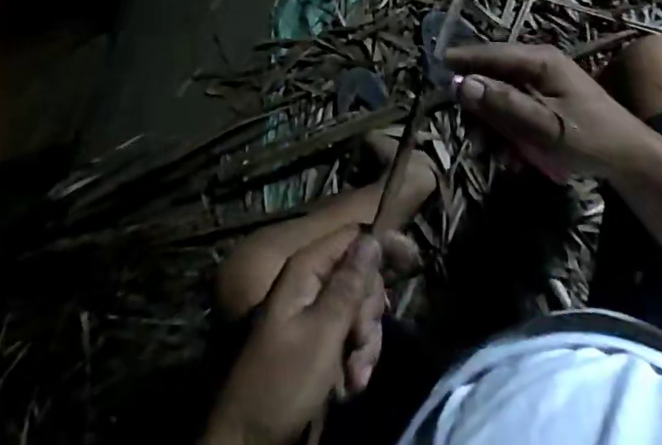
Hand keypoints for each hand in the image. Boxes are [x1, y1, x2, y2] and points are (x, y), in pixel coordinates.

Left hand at [202, 226, 413, 444]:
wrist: (250, 440)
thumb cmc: (284, 382)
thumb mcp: (323, 332)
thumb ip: (349, 284)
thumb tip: (372, 239)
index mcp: (306, 270)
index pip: (353, 236)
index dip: (382, 247)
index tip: (411, 265)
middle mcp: (311, 285)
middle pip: (362, 275)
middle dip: (369, 312)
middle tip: (359, 341)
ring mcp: (316, 314)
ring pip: (361, 310)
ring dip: (365, 344)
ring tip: (354, 375)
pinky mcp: (321, 342)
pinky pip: (352, 337)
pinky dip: (357, 359)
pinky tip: (350, 384)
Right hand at [446, 43, 655, 177]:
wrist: (630, 160)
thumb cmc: (589, 139)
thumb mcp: (544, 125)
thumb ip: (503, 105)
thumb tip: (462, 84)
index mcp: (540, 61)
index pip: (491, 53)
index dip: (463, 60)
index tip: (434, 67)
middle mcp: (539, 65)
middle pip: (493, 77)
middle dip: (480, 108)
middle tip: (474, 136)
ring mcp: (543, 84)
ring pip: (501, 98)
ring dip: (495, 127)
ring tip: (498, 155)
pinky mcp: (545, 103)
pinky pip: (515, 112)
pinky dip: (510, 133)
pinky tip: (515, 158)